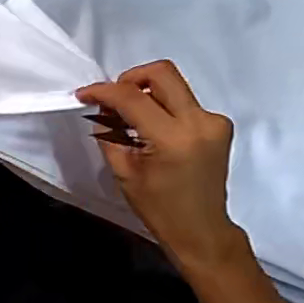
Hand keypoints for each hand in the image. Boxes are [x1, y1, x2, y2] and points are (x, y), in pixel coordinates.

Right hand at [78, 60, 250, 275]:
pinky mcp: (219, 124)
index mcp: (173, 139)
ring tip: (130, 119)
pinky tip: (151, 130)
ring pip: (173, 85)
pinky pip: (184, 101)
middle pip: (162, 73)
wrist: (200, 228)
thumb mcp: (124, 171)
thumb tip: (103, 108)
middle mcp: (200, 122)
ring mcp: (214, 121)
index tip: (84, 94)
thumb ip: (110, 134)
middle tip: (113, 99)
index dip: (103, 91)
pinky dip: (162, 107)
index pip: (133, 98)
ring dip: (146, 93)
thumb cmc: (158, 208)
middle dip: (130, 78)